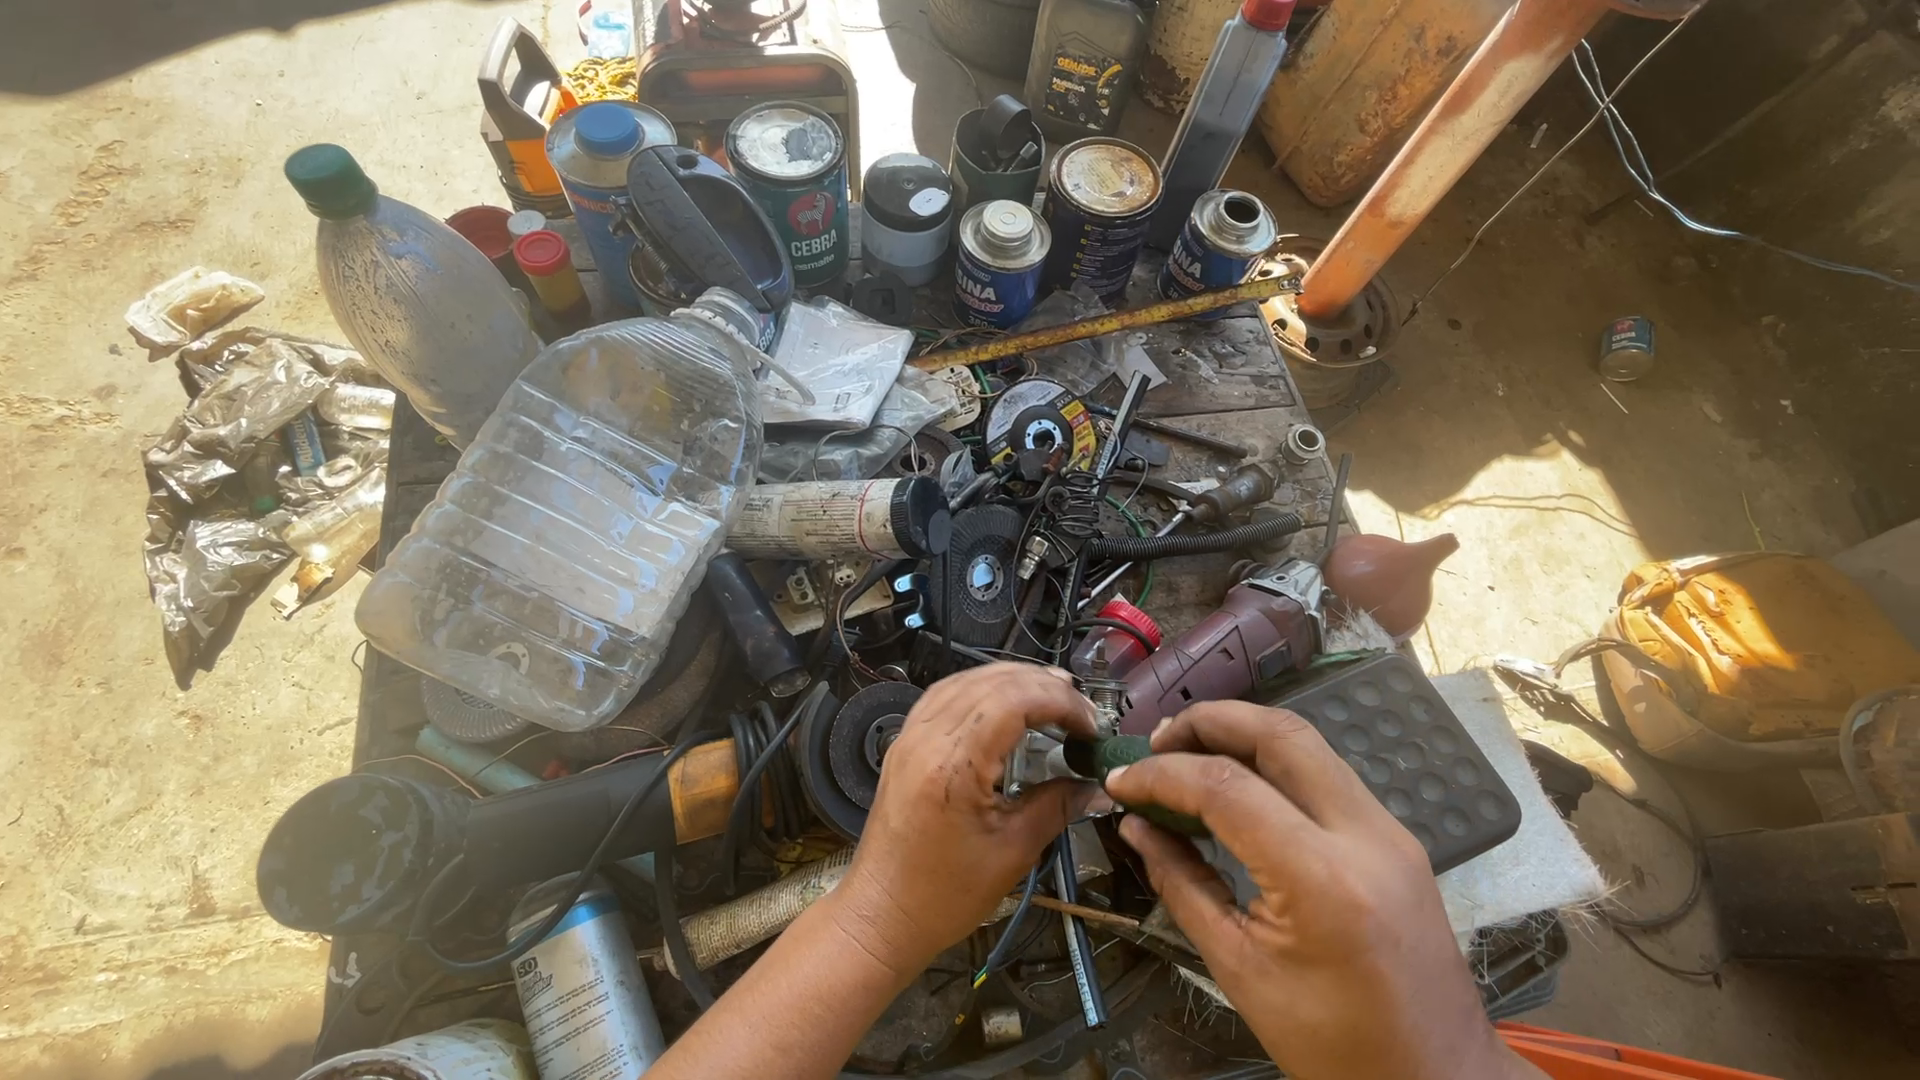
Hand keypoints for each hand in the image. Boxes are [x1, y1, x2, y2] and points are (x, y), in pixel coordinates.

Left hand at [830, 663, 1098, 974]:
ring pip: (966, 681)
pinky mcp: (905, 742)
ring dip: (1012, 679)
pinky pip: (945, 695)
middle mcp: (928, 737)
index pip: (1013, 700)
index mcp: (954, 763)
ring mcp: (911, 735)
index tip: (1091, 725)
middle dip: (1042, 685)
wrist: (881, 914)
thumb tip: (1099, 787)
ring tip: (1053, 693)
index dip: (1059, 701)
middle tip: (1080, 706)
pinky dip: (981, 687)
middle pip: (991, 683)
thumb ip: (1057, 806)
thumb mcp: (1013, 852)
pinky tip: (1004, 699)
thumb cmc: (946, 894)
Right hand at [1105, 701, 1538, 1079]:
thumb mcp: (1238, 970)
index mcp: (1323, 880)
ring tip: (1185, 750)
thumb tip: (1134, 826)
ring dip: (1239, 731)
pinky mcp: (1393, 834)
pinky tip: (1232, 779)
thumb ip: (1181, 884)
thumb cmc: (1332, 1044)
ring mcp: (1388, 829)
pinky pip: (1323, 770)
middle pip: (1279, 733)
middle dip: (1208, 721)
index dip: (1162, 775)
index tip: (1121, 781)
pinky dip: (1269, 758)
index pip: (1228, 788)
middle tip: (1156, 741)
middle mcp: (1365, 835)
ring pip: (1306, 742)